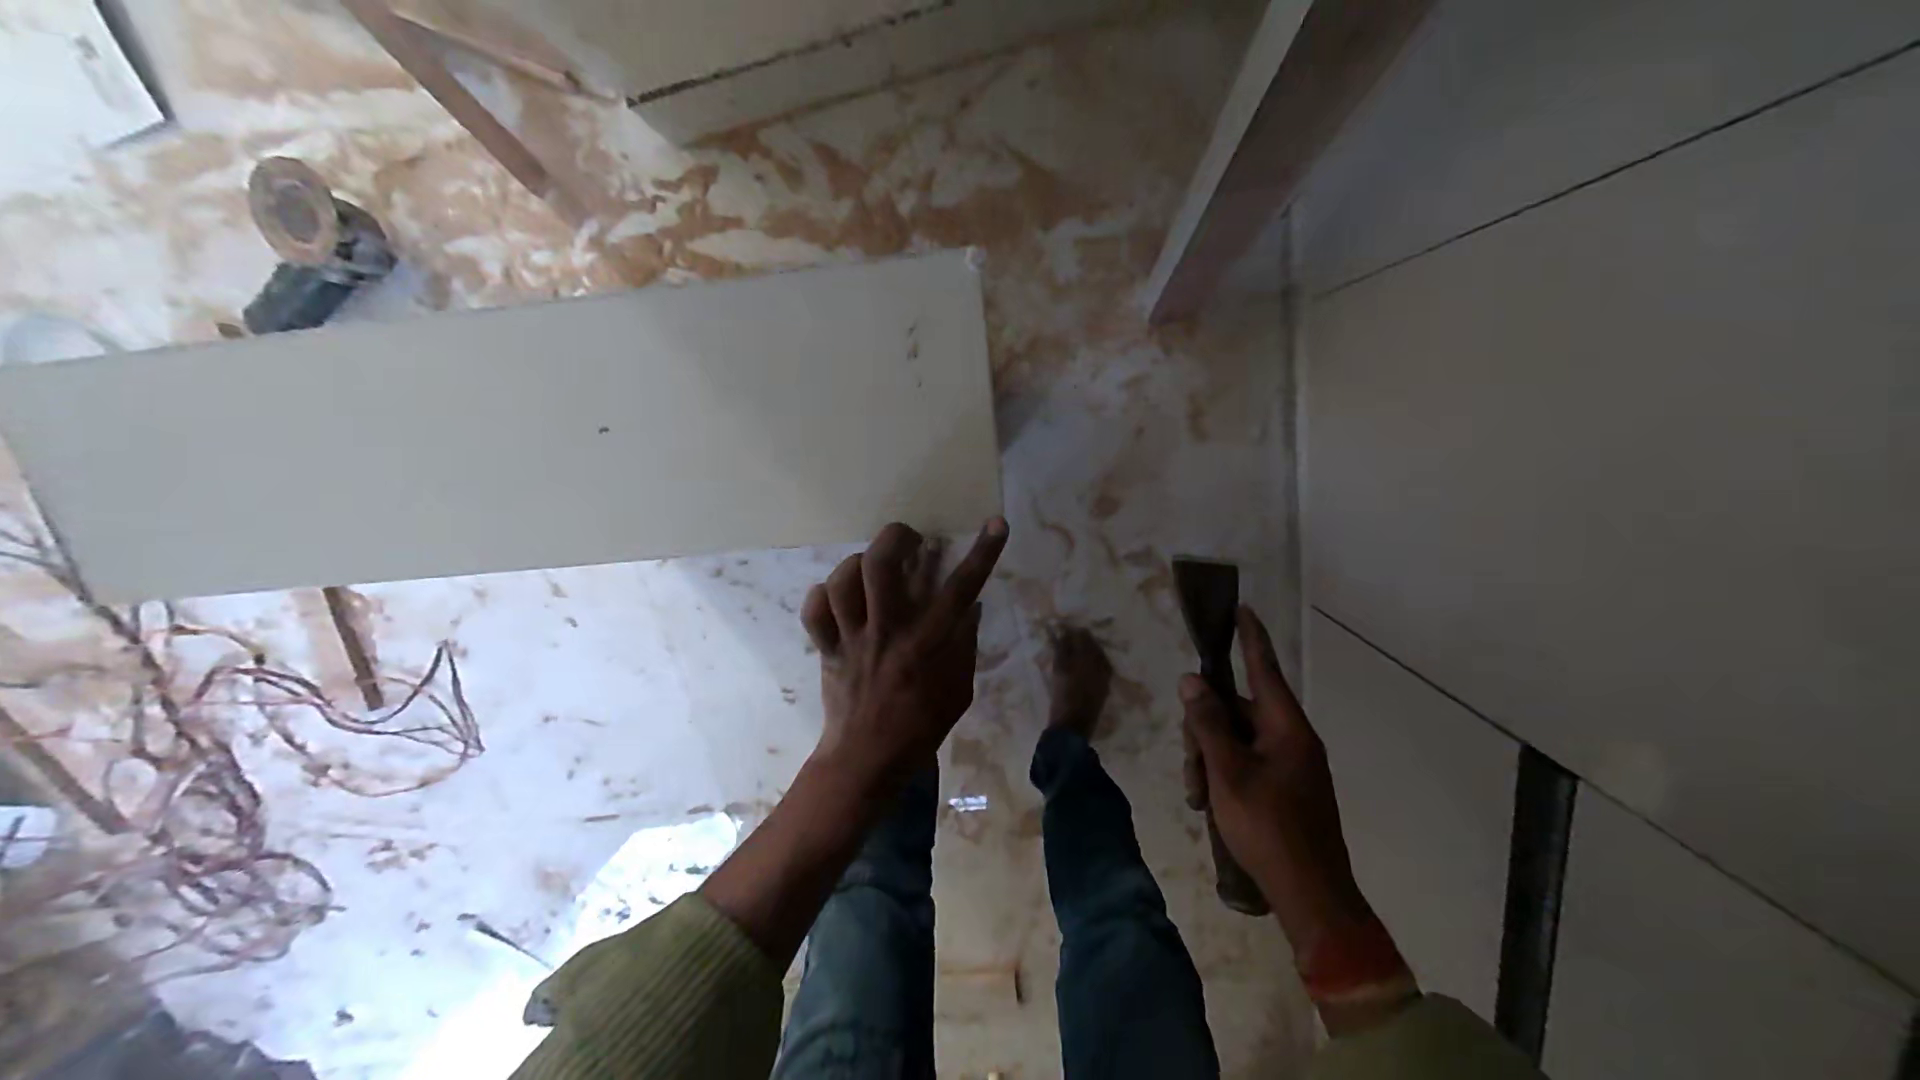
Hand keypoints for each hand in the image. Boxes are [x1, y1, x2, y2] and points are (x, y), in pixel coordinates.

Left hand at [801, 518, 1008, 790]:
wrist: (867, 761)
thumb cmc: (921, 728)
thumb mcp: (960, 691)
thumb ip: (965, 645)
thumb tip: (971, 607)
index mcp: (928, 643)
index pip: (961, 588)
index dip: (983, 552)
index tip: (995, 523)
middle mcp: (888, 631)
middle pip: (881, 565)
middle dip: (896, 538)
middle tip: (910, 540)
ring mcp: (852, 639)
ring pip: (843, 581)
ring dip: (858, 563)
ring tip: (871, 567)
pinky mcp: (827, 650)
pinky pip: (814, 611)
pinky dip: (823, 596)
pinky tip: (838, 598)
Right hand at [1179, 607, 1370, 951]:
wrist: (1312, 895)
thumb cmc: (1269, 827)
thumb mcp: (1228, 773)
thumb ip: (1208, 723)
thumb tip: (1191, 680)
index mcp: (1285, 727)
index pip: (1263, 668)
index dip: (1249, 637)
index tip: (1242, 608)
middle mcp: (1290, 738)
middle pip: (1235, 711)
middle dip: (1203, 732)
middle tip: (1190, 771)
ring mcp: (1289, 764)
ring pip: (1234, 741)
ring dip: (1208, 761)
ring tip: (1197, 798)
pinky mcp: (1284, 787)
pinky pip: (1245, 763)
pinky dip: (1222, 776)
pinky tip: (1208, 804)